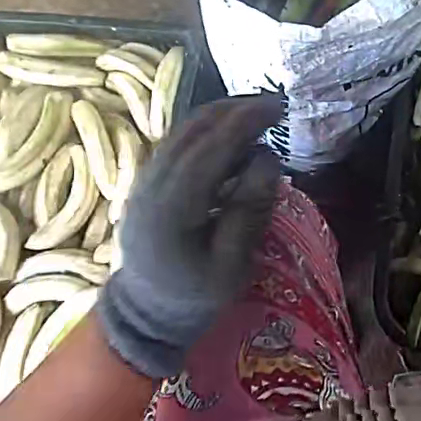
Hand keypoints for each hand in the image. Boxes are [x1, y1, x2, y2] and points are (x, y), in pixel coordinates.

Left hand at [97, 94, 284, 377]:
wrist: (142, 316)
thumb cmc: (194, 296)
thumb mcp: (232, 265)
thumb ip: (250, 210)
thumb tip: (269, 159)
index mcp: (172, 207)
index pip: (211, 149)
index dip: (245, 122)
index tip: (278, 106)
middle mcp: (152, 184)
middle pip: (193, 130)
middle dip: (236, 109)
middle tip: (275, 103)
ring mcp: (145, 181)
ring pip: (183, 131)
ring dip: (222, 115)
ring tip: (259, 112)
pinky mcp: (147, 182)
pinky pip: (179, 143)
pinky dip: (208, 129)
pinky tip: (233, 134)